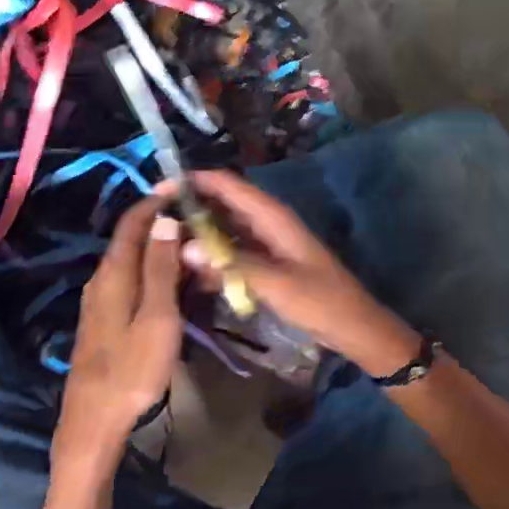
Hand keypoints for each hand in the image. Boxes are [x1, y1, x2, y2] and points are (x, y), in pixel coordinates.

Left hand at [55, 195, 184, 465]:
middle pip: (130, 241)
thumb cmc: (132, 370)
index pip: (132, 224)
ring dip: (158, 252)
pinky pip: (129, 283)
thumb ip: (161, 269)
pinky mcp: (102, 321)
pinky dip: (151, 274)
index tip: (184, 191)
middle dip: (161, 226)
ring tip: (192, 251)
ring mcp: (98, 302)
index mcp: (113, 274)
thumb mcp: (157, 318)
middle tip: (198, 224)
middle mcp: (101, 281)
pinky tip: (171, 286)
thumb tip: (165, 221)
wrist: (94, 418)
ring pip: (130, 263)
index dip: (156, 202)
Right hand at [179, 171, 420, 376]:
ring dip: (198, 232)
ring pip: (225, 227)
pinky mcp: (266, 263)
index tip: (158, 190)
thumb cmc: (320, 302)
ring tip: (164, 243)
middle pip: (222, 203)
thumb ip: (231, 266)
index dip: (193, 181)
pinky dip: (212, 255)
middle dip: (190, 207)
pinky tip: (189, 269)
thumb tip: (185, 250)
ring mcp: (267, 243)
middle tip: (154, 221)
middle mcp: (267, 223)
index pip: (227, 184)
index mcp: (272, 217)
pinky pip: (232, 250)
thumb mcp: (276, 284)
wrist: (353, 327)